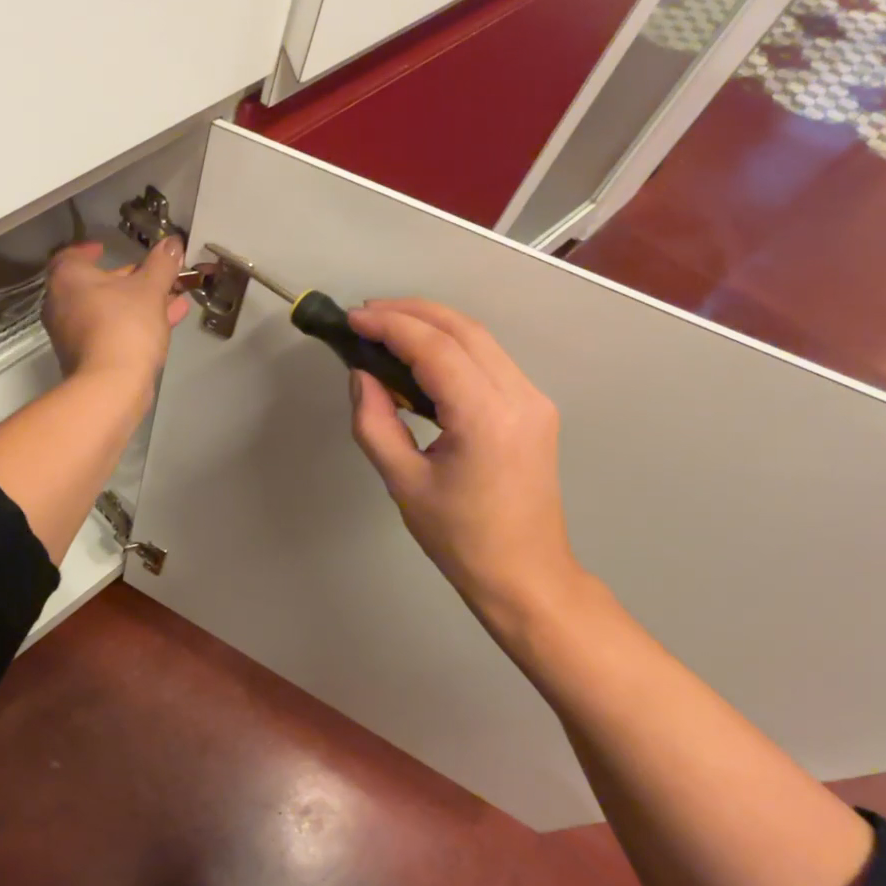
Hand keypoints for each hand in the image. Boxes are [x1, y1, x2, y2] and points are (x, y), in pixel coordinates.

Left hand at [43, 238, 190, 383]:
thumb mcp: (150, 289)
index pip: (71, 256)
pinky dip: (133, 325)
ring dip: (138, 304)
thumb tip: (172, 243)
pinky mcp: (85, 359)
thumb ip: (161, 264)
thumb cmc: (124, 326)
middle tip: (154, 276)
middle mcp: (61, 305)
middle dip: (129, 280)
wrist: (110, 387)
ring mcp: (71, 336)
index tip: (106, 249)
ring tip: (173, 298)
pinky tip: (168, 322)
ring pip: (107, 312)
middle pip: (95, 285)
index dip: (89, 250)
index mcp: (67, 279)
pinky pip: (110, 333)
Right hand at [347, 299, 579, 612]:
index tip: (352, 320)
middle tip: (364, 315)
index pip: (435, 348)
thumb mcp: (403, 482)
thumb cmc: (459, 537)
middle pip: (463, 329)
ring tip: (385, 329)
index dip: (390, 325)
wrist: (524, 572)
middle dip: (411, 312)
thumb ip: (375, 422)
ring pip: (480, 339)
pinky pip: (489, 361)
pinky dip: (451, 347)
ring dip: (432, 325)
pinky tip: (419, 358)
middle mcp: (519, 397)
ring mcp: (533, 400)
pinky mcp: (534, 408)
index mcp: (486, 417)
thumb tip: (363, 376)